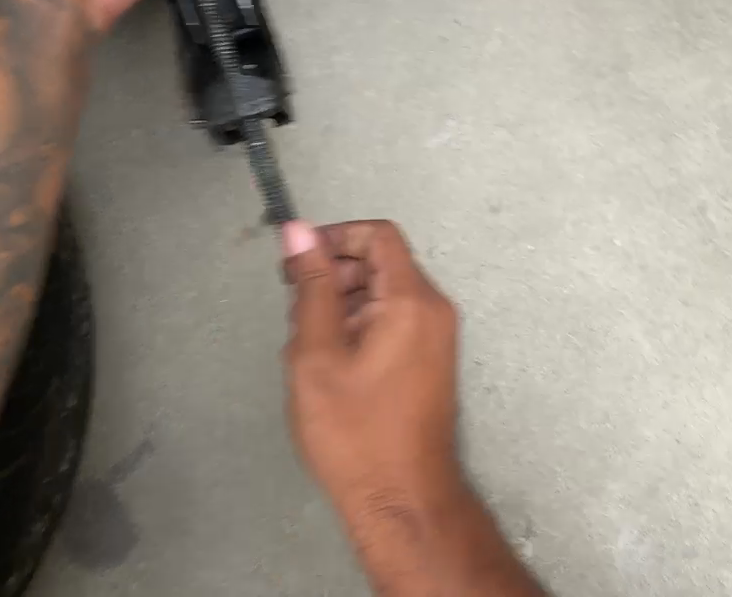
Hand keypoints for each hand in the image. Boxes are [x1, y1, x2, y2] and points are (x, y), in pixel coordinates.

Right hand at [283, 220, 548, 595]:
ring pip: (382, 292)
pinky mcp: (430, 357)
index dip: (335, 238)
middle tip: (295, 314)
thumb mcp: (317, 354)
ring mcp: (435, 334)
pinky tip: (331, 365)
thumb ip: (311, 286)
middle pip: (380, 262)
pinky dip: (359, 326)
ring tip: (308, 349)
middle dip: (333, 276)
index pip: (378, 235)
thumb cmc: (355, 431)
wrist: (404, 501)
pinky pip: (392, 319)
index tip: (297, 264)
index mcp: (411, 298)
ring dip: (341, 305)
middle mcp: (433, 307)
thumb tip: (299, 230)